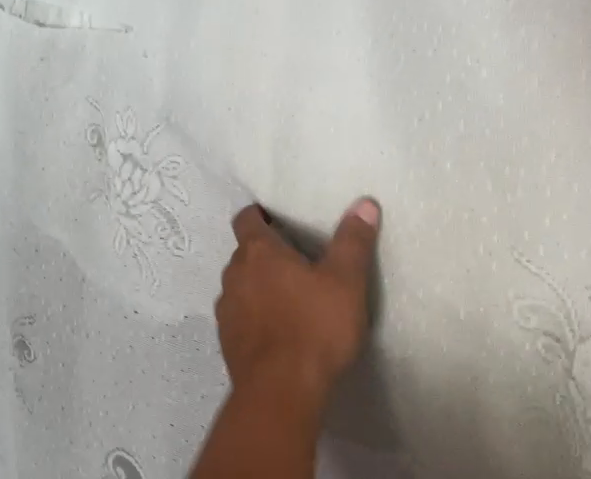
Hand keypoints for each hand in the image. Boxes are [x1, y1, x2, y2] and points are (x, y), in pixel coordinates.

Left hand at [215, 198, 379, 406]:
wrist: (281, 387)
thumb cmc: (315, 327)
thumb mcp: (345, 282)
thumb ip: (353, 242)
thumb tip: (364, 203)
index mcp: (258, 251)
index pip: (246, 218)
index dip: (258, 215)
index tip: (275, 219)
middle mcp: (234, 271)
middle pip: (244, 252)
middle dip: (264, 253)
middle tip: (293, 263)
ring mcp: (226, 304)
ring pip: (239, 283)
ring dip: (257, 285)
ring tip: (286, 298)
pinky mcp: (226, 335)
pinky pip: (238, 314)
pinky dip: (252, 314)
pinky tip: (274, 330)